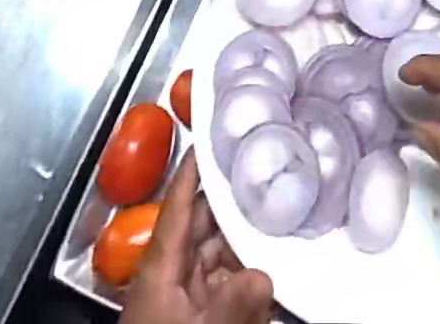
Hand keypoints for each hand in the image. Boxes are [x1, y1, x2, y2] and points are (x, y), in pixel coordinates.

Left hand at [119, 152, 272, 323]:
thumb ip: (231, 304)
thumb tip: (266, 276)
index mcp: (160, 262)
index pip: (178, 202)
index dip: (193, 167)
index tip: (210, 134)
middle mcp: (171, 269)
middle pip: (203, 223)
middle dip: (232, 200)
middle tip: (266, 174)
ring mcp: (182, 293)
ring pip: (217, 252)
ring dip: (244, 238)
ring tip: (278, 215)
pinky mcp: (195, 313)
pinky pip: (223, 282)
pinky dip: (244, 272)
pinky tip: (272, 265)